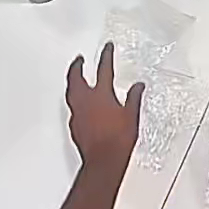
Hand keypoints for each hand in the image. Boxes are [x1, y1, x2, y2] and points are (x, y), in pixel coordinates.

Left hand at [66, 42, 143, 167]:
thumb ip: (133, 98)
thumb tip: (138, 86)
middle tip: (79, 58)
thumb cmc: (118, 141)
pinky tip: (78, 103)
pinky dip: (75, 100)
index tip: (107, 47)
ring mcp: (77, 112)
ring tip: (74, 77)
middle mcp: (86, 101)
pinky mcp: (74, 124)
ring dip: (73, 81)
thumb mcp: (132, 116)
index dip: (106, 56)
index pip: (104, 69)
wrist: (104, 160)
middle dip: (78, 65)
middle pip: (77, 77)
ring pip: (71, 91)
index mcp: (102, 94)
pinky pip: (72, 107)